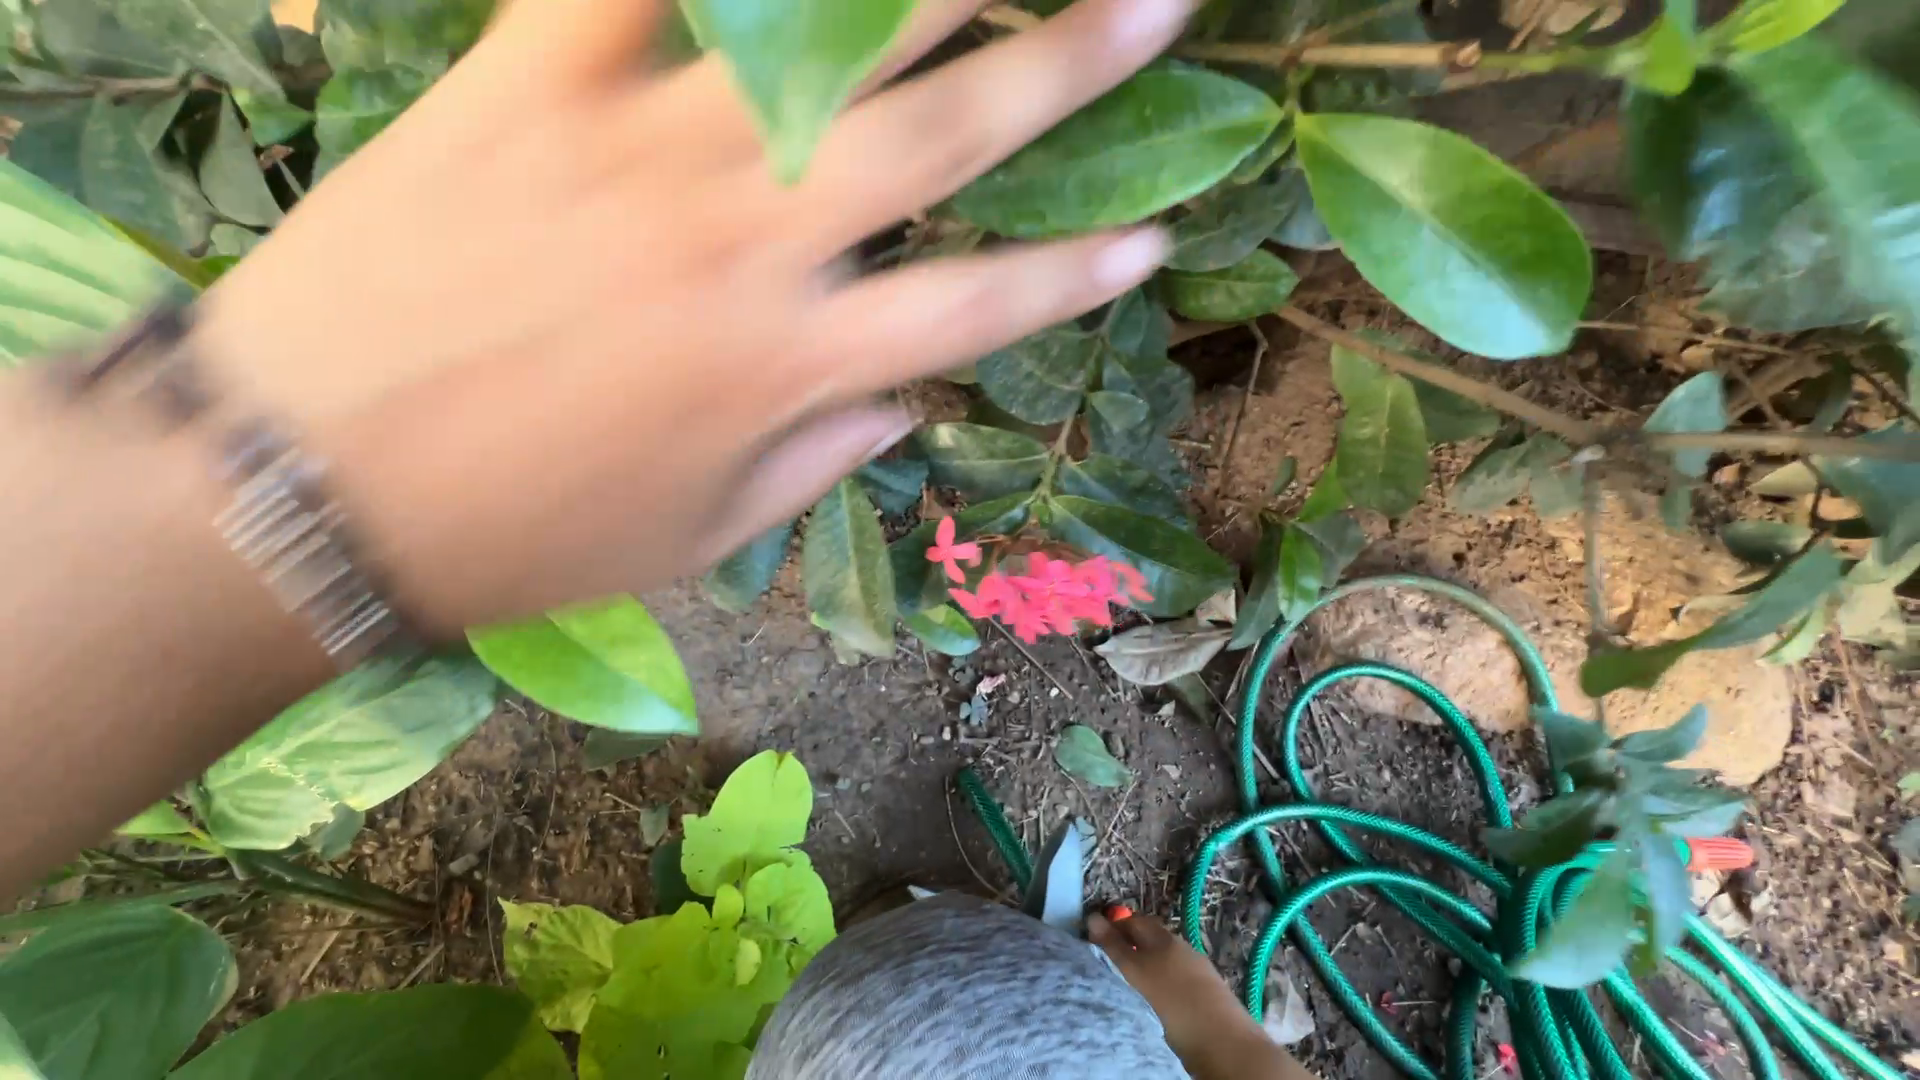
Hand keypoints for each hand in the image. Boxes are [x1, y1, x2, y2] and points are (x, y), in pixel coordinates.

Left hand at [190, 0, 1190, 636]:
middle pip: (938, 138)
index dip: (1074, 275)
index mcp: (782, 368)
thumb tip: (900, 404)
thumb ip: (819, 459)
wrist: (302, 488)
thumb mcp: (702, 533)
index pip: (975, 309)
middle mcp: (737, 243)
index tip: (1155, 240)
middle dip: (1063, 65)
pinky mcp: (518, 85)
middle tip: (1155, 3)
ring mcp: (632, 149)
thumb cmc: (530, 535)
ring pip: (815, 28)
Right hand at [1089, 912, 1315, 1079]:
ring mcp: (1198, 972)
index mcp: (1164, 940)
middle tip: (1107, 957)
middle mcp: (1182, 949)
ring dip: (1147, 963)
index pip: (1134, 921)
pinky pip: (1177, 980)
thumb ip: (1114, 947)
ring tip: (1129, 981)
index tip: (1094, 935)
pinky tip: (1156, 998)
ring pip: (1165, 960)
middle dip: (1130, 941)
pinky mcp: (1209, 995)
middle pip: (1151, 938)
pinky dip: (1162, 981)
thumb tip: (1092, 918)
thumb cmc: (1175, 1005)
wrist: (1228, 1046)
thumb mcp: (1137, 973)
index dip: (1115, 924)